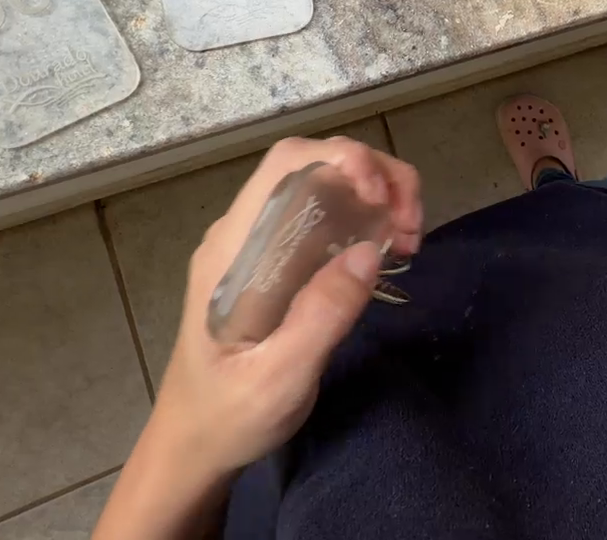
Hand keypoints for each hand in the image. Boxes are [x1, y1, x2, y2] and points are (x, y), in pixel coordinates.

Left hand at [152, 136, 424, 476]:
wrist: (195, 448)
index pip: (286, 165)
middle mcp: (249, 231)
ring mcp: (268, 240)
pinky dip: (374, 214)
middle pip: (319, 164)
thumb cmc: (228, 417)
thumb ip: (320, 317)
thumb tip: (370, 251)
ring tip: (410, 236)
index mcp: (234, 249)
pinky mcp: (287, 254)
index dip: (341, 159)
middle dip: (377, 175)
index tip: (380, 196)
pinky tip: (394, 246)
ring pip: (334, 181)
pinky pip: (336, 211)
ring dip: (382, 193)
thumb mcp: (278, 381)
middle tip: (411, 223)